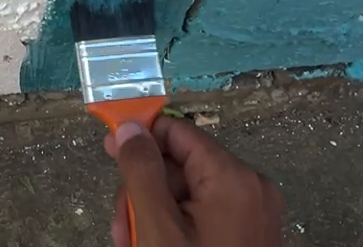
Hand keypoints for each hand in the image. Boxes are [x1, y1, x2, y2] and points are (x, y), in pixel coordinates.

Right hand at [104, 116, 283, 246]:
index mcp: (232, 177)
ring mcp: (253, 215)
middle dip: (144, 191)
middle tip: (123, 227)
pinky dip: (175, 230)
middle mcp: (250, 188)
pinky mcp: (249, 238)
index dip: (141, 137)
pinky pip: (203, 216)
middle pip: (179, 166)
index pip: (177, 132)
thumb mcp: (158, 229)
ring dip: (154, 215)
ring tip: (135, 245)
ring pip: (186, 194)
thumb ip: (141, 171)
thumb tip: (131, 127)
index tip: (110, 149)